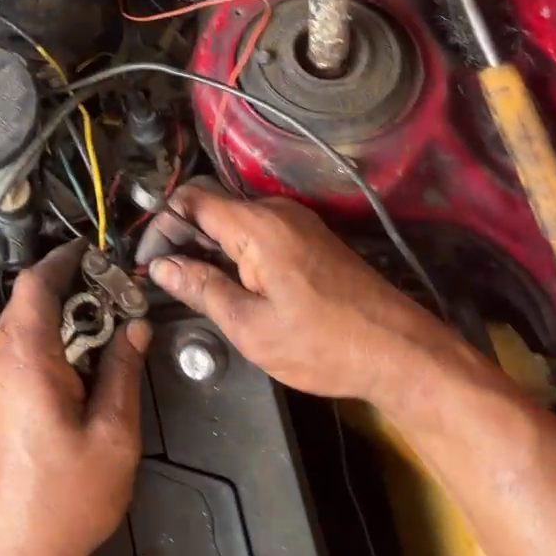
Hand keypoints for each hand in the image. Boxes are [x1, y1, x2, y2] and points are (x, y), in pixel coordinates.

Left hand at [0, 241, 151, 555]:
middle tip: (116, 294)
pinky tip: (83, 361)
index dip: (68, 257)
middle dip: (74, 287)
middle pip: (31, 296)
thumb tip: (135, 327)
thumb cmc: (61, 496)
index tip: (99, 252)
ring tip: (107, 328)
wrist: (14, 545)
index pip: (38, 280)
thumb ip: (123, 372)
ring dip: (64, 314)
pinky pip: (21, 344)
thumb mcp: (112, 435)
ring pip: (26, 319)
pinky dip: (52, 337)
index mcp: (24, 354)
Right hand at [145, 179, 465, 402]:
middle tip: (165, 276)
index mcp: (257, 225)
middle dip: (181, 236)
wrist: (406, 355)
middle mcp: (275, 211)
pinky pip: (258, 231)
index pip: (189, 200)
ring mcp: (297, 222)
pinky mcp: (311, 238)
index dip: (160, 225)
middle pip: (211, 206)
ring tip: (194, 284)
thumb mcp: (251, 327)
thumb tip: (162, 266)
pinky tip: (232, 284)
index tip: (148, 260)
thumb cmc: (325, 344)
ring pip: (234, 220)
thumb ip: (202, 289)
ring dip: (207, 245)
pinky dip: (234, 250)